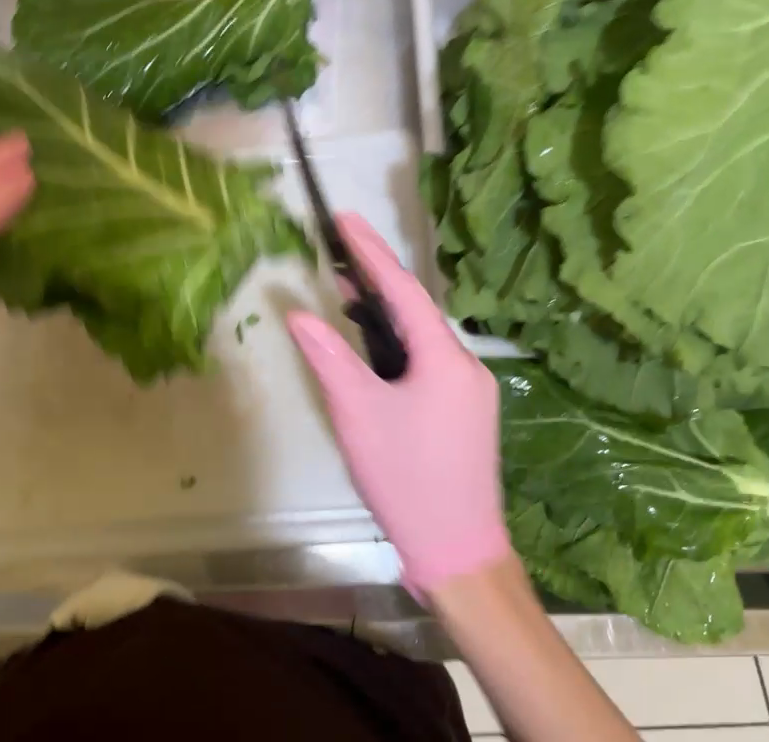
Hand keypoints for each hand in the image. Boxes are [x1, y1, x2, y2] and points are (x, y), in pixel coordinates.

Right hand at [286, 213, 512, 594]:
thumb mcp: (358, 414)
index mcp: (446, 359)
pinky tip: (372, 349)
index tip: (345, 218)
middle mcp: (466, 366)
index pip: (403, 290)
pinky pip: (428, 361)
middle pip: (416, 310)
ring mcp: (470, 391)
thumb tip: (298, 312)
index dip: (371, 251)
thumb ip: (329, 357)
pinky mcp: (465, 412)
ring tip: (344, 292)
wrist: (458, 550)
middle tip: (335, 252)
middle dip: (376, 279)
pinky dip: (396, 345)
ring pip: (422, 337)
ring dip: (384, 314)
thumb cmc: (406, 478)